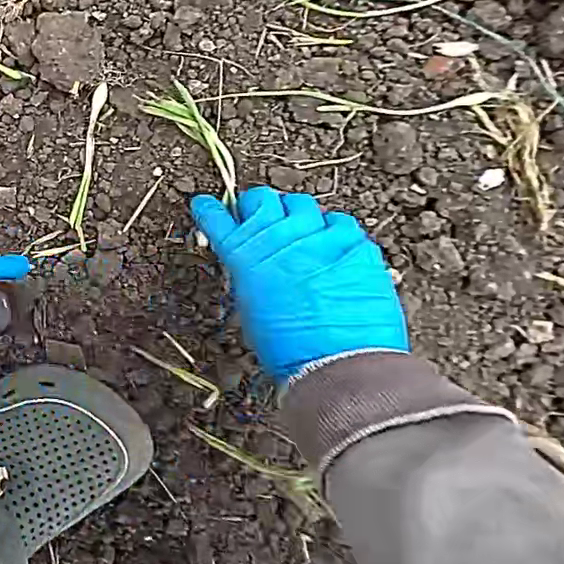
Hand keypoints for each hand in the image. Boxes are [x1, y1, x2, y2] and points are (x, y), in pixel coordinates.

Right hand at [190, 187, 407, 381]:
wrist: (340, 364)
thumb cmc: (290, 349)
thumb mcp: (251, 309)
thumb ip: (250, 274)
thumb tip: (254, 262)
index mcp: (245, 256)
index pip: (218, 218)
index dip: (212, 210)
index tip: (209, 205)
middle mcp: (279, 237)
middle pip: (263, 198)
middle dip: (261, 206)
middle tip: (266, 219)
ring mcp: (318, 236)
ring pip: (304, 205)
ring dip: (300, 217)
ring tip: (306, 238)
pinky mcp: (354, 243)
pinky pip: (342, 224)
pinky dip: (336, 234)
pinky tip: (336, 253)